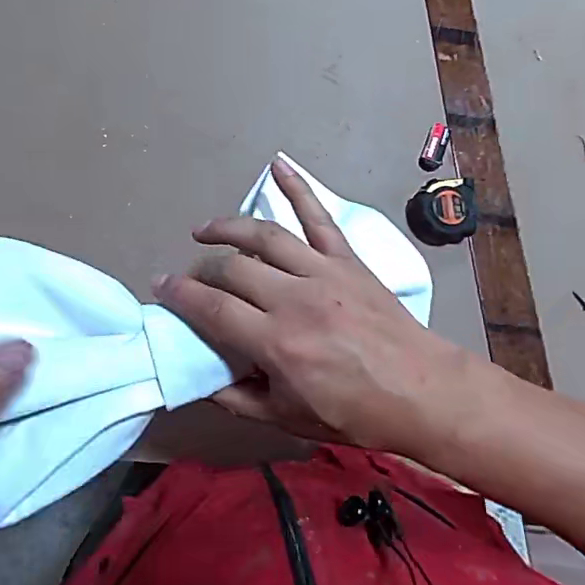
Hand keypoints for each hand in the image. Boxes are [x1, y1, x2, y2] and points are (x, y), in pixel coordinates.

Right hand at [152, 156, 487, 456]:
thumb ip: (239, 399)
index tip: (161, 288)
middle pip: (231, 268)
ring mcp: (322, 272)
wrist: (424, 393)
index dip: (179, 295)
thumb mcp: (289, 419)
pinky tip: (278, 165)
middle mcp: (294, 299)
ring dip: (227, 227)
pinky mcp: (347, 260)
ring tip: (204, 231)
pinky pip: (318, 217)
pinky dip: (298, 188)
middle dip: (201, 270)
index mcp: (277, 341)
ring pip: (264, 236)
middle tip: (192, 278)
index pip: (211, 308)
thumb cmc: (356, 412)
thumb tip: (202, 380)